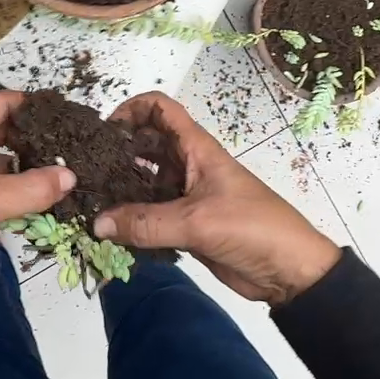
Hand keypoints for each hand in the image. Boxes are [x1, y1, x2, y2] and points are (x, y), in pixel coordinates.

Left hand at [0, 91, 76, 265]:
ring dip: (25, 161)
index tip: (63, 114)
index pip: (2, 103)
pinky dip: (14, 181)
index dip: (31, 106)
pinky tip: (38, 192)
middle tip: (66, 143)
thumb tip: (71, 176)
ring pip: (1, 154)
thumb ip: (32, 189)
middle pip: (3, 127)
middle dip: (32, 136)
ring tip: (59, 167)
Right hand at [92, 91, 341, 305]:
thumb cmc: (251, 227)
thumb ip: (146, 223)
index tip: (107, 130)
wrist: (290, 271)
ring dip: (122, 186)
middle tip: (88, 168)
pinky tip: (111, 228)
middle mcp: (186, 163)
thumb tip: (96, 222)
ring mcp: (185, 193)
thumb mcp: (197, 222)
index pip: (159, 108)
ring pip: (146, 179)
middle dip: (118, 150)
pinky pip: (151, 212)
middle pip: (146, 143)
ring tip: (93, 198)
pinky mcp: (185, 223)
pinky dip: (132, 216)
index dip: (132, 108)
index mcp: (195, 147)